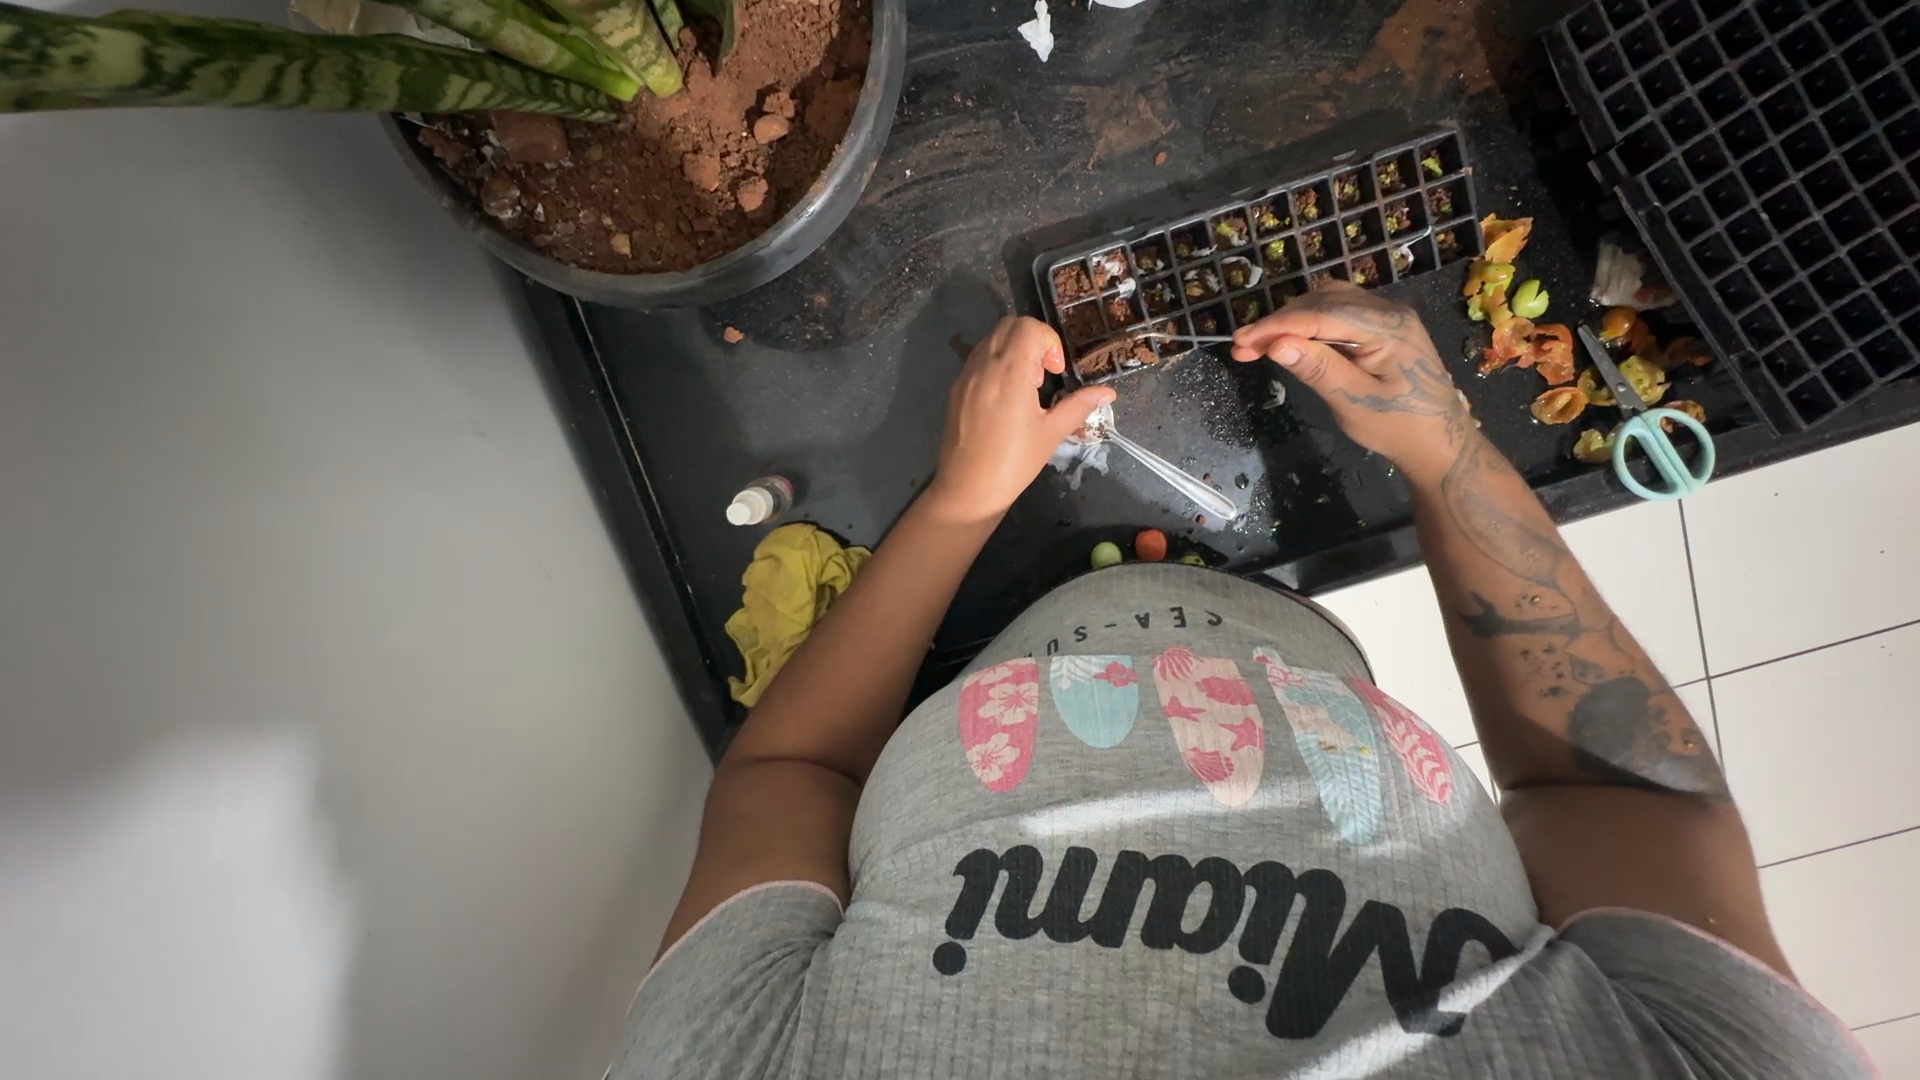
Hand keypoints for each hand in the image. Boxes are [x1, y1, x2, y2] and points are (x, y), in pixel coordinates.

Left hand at [925, 317, 1115, 522]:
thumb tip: (1108, 392)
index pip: (1030, 328)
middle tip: (1041, 377)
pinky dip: (995, 363)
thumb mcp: (1052, 433)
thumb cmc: (1014, 463)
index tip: (1055, 373)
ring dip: (1012, 350)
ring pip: (990, 338)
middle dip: (1032, 341)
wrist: (968, 489)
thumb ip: (1079, 406)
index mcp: (1009, 372)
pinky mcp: (955, 389)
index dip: (1049, 343)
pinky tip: (1003, 398)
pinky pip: (977, 358)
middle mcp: (984, 365)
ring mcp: (965, 376)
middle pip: (1009, 325)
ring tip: (1023, 388)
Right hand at [1230, 282, 1472, 483]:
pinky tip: (1288, 342)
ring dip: (1290, 320)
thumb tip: (1277, 345)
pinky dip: (1306, 324)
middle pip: (1322, 301)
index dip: (1276, 325)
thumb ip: (1318, 369)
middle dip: (1279, 321)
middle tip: (1242, 348)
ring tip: (1258, 345)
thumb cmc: (1397, 426)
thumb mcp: (1354, 402)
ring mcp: (1385, 317)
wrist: (1438, 440)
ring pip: (1327, 303)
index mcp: (1387, 328)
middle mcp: (1388, 312)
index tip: (1239, 342)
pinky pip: (1336, 314)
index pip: (1321, 315)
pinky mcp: (1379, 327)